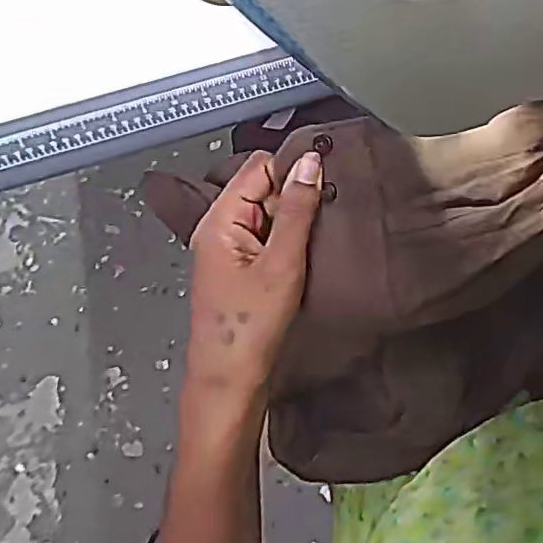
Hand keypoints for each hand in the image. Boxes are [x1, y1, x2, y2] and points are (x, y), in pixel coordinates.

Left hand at [182, 150, 323, 406]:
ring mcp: (230, 246)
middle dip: (295, 196)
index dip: (291, 170)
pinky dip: (290, 238)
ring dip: (294, 220)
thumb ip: (297, 208)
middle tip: (321, 220)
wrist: (232, 379)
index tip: (323, 182)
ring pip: (270, 211)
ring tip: (312, 242)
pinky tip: (304, 254)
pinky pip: (269, 234)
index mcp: (220, 220)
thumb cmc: (249, 327)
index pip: (258, 167)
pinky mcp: (242, 263)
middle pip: (263, 186)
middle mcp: (220, 227)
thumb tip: (310, 163)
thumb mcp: (282, 262)